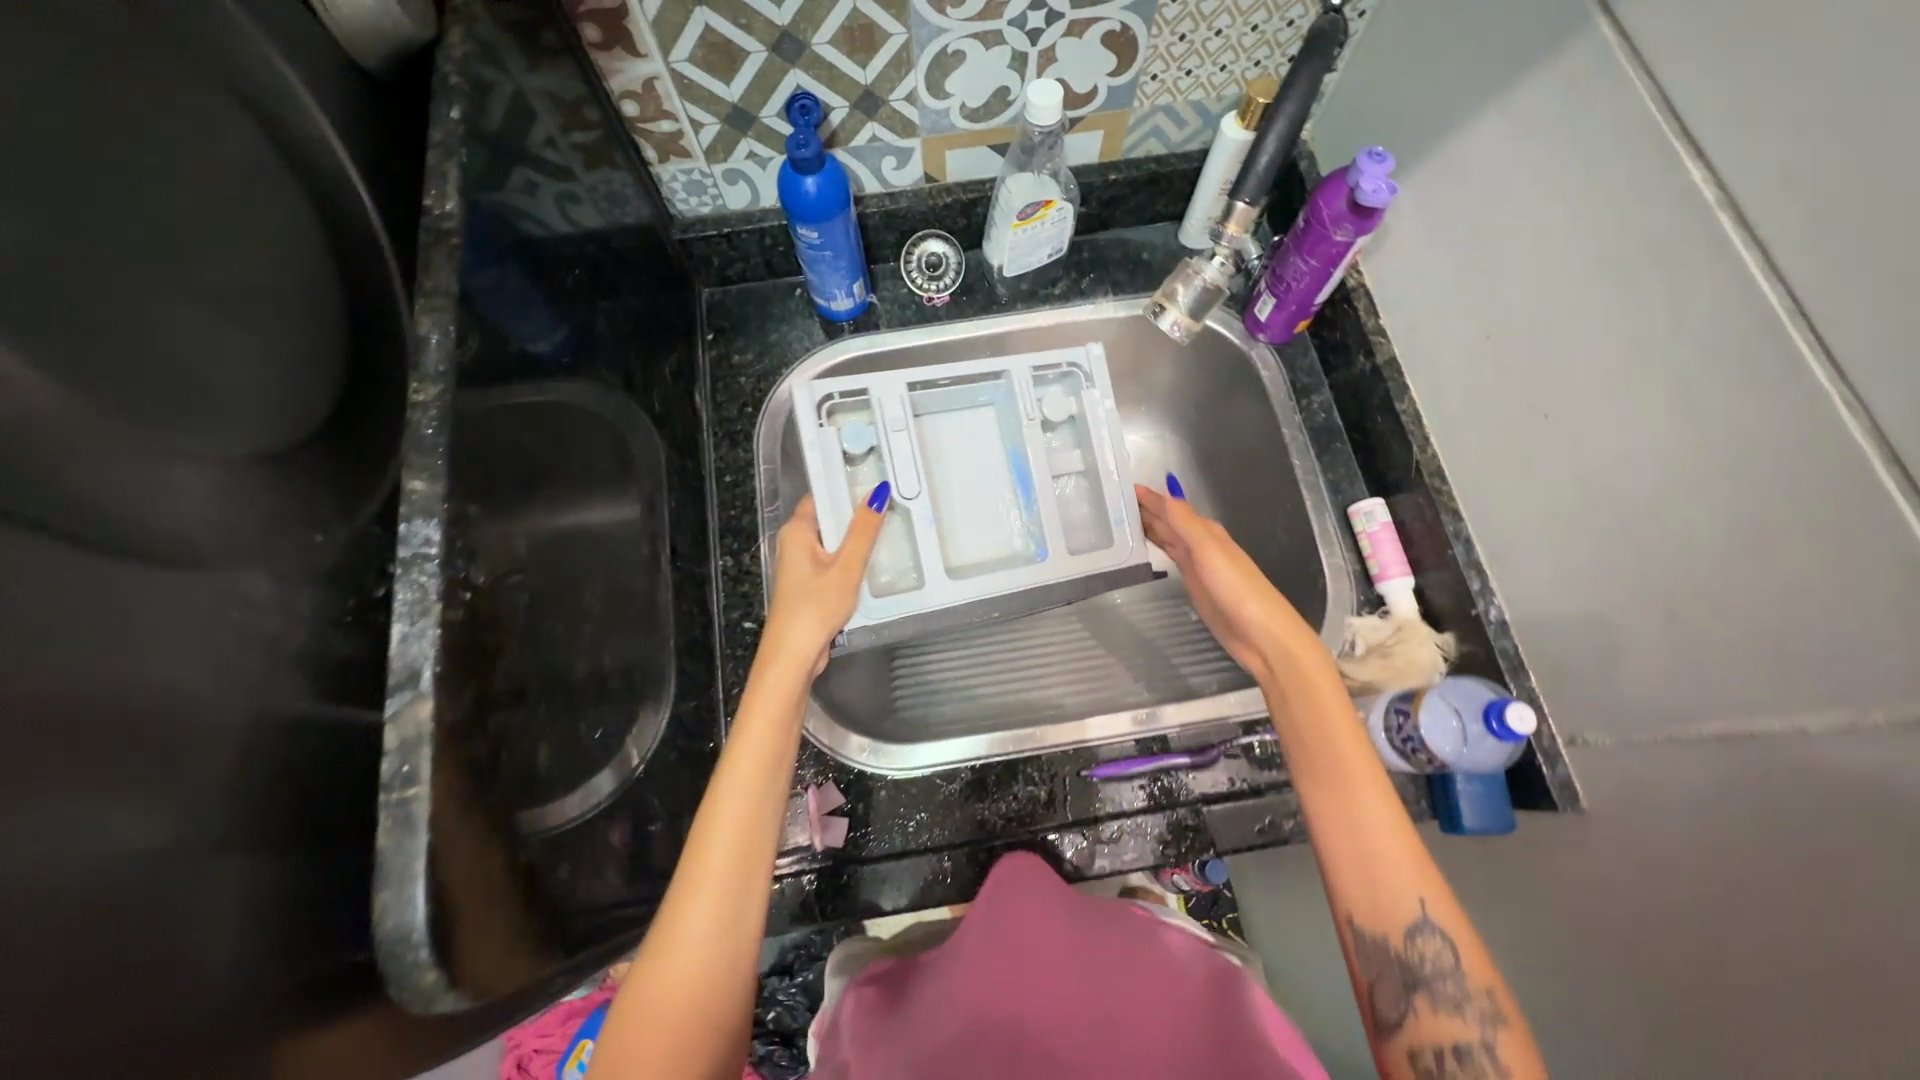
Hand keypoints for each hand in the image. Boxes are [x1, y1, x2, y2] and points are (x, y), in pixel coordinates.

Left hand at [762, 485, 887, 675]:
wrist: (794, 655)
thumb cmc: (815, 606)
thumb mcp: (846, 567)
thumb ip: (864, 531)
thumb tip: (879, 492)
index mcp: (796, 531)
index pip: (822, 497)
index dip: (846, 488)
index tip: (877, 482)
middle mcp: (795, 544)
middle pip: (830, 520)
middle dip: (857, 516)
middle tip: (893, 505)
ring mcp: (801, 567)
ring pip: (834, 544)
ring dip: (857, 542)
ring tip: (891, 530)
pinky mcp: (810, 586)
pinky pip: (834, 564)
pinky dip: (852, 563)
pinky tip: (875, 564)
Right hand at [1136, 477, 1323, 686]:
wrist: (1260, 633)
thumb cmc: (1236, 589)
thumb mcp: (1208, 550)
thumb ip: (1185, 523)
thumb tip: (1163, 494)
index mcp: (1205, 531)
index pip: (1171, 508)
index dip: (1149, 497)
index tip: (1121, 487)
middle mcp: (1200, 543)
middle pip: (1168, 521)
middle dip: (1144, 509)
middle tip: (1113, 501)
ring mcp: (1197, 564)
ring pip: (1168, 538)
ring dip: (1148, 528)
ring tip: (1121, 520)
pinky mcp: (1194, 584)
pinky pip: (1170, 558)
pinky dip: (1157, 549)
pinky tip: (1144, 548)